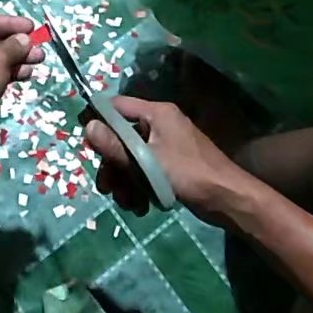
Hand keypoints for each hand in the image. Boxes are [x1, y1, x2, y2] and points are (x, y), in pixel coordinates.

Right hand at [84, 97, 264, 225]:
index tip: (85, 145)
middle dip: (113, 164)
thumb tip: (87, 126)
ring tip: (127, 203)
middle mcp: (161, 123)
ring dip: (125, 181)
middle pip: (122, 136)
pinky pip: (146, 170)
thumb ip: (116, 146)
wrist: (226, 198)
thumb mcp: (147, 161)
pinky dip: (140, 186)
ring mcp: (167, 144)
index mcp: (157, 113)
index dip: (98, 121)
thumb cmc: (188, 174)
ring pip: (133, 157)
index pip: (117, 106)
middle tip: (107, 187)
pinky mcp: (171, 163)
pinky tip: (140, 206)